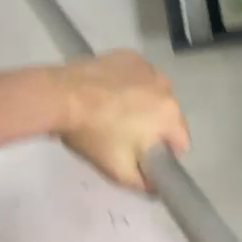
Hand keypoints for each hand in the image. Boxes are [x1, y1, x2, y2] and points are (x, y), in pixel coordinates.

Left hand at [50, 51, 189, 191]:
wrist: (61, 96)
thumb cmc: (94, 134)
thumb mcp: (119, 172)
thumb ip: (145, 184)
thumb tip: (156, 186)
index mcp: (170, 115)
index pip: (180, 143)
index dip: (164, 155)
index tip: (142, 157)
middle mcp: (166, 86)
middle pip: (168, 116)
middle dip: (153, 127)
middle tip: (124, 135)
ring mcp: (146, 67)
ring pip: (154, 94)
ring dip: (143, 103)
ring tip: (114, 111)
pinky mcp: (128, 55)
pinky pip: (137, 76)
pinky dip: (129, 83)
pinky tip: (108, 91)